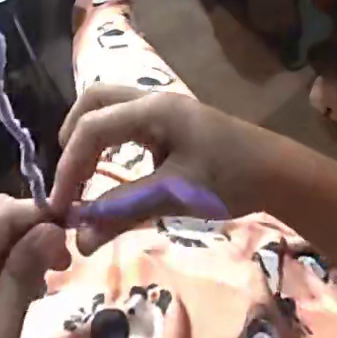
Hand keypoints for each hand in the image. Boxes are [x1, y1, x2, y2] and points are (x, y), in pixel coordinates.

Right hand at [49, 87, 284, 253]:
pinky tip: (108, 170)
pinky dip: (107, 141)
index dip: (69, 167)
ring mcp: (161, 108)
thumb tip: (78, 238)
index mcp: (153, 109)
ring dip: (88, 136)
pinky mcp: (168, 122)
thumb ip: (124, 210)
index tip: (60, 208)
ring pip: (109, 107)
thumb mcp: (175, 194)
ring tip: (81, 177)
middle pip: (95, 101)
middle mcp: (152, 99)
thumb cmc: (229, 179)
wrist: (276, 172)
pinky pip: (124, 121)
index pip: (92, 127)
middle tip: (67, 181)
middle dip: (73, 137)